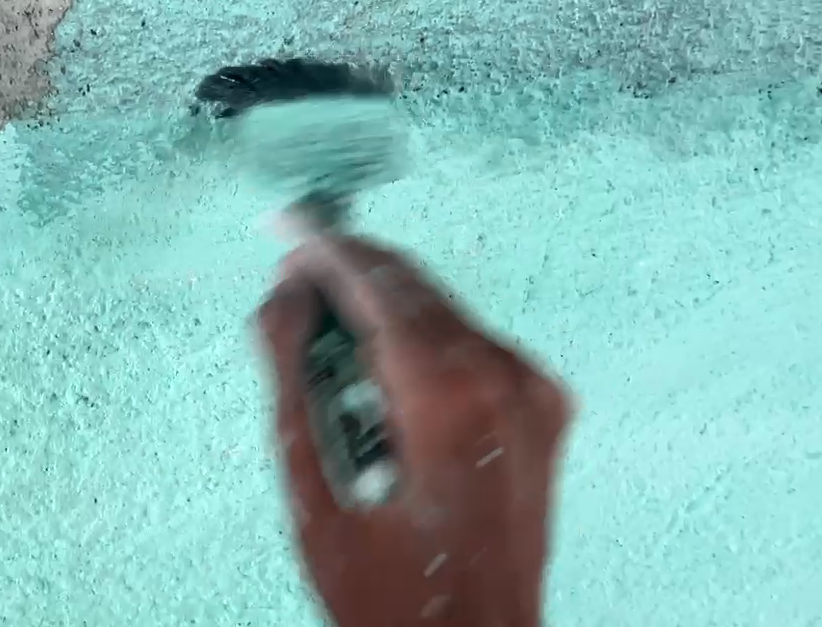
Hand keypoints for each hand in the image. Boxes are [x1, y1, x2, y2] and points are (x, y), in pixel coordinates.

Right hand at [257, 234, 570, 626]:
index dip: (319, 247)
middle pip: (403, 278)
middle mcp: (501, 374)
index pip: (372, 275)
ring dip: (370, 302)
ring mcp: (529, 388)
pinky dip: (406, 331)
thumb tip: (284, 297)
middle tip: (288, 288)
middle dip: (340, 271)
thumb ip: (288, 373)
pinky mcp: (538, 402)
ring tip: (320, 338)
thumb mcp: (311, 482)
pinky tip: (370, 368)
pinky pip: (456, 332)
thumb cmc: (394, 592)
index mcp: (446, 390)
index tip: (285, 231)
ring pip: (429, 300)